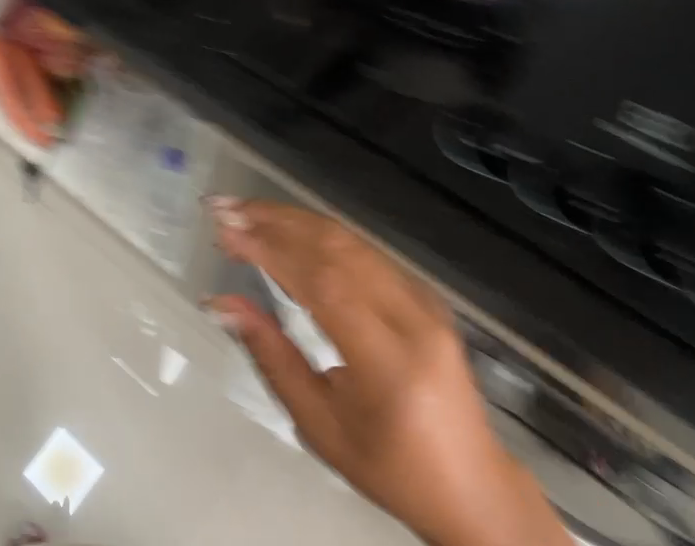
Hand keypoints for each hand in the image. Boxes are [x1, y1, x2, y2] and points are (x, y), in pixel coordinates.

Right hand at [204, 199, 570, 545]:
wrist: (471, 485)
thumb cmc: (388, 466)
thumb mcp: (318, 423)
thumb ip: (271, 356)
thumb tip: (223, 304)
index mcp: (388, 361)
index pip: (322, 284)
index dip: (269, 250)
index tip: (223, 232)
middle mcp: (413, 319)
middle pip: (338, 248)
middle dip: (275, 222)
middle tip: (225, 209)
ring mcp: (426, 303)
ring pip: (353, 241)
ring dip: (295, 221)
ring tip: (246, 213)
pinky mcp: (427, 297)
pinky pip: (367, 251)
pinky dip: (321, 234)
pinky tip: (288, 229)